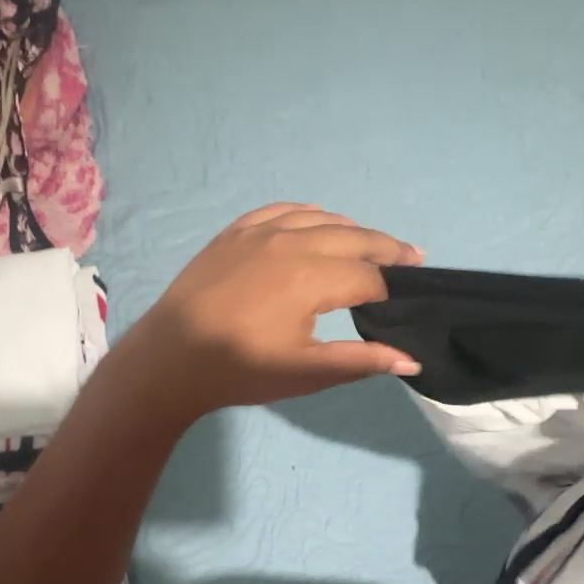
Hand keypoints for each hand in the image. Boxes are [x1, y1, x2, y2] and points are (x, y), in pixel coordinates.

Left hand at [109, 203, 423, 423]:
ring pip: (320, 218)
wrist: (171, 359)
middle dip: (386, 249)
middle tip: (412, 257)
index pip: (368, 278)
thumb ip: (362, 361)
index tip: (406, 301)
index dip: (390, 291)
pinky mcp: (235, 232)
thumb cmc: (241, 371)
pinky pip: (282, 210)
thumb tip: (411, 361)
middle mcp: (291, 242)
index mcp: (311, 276)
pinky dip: (309, 214)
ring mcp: (260, 231)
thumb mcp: (306, 373)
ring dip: (351, 230)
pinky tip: (317, 220)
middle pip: (353, 237)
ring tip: (370, 245)